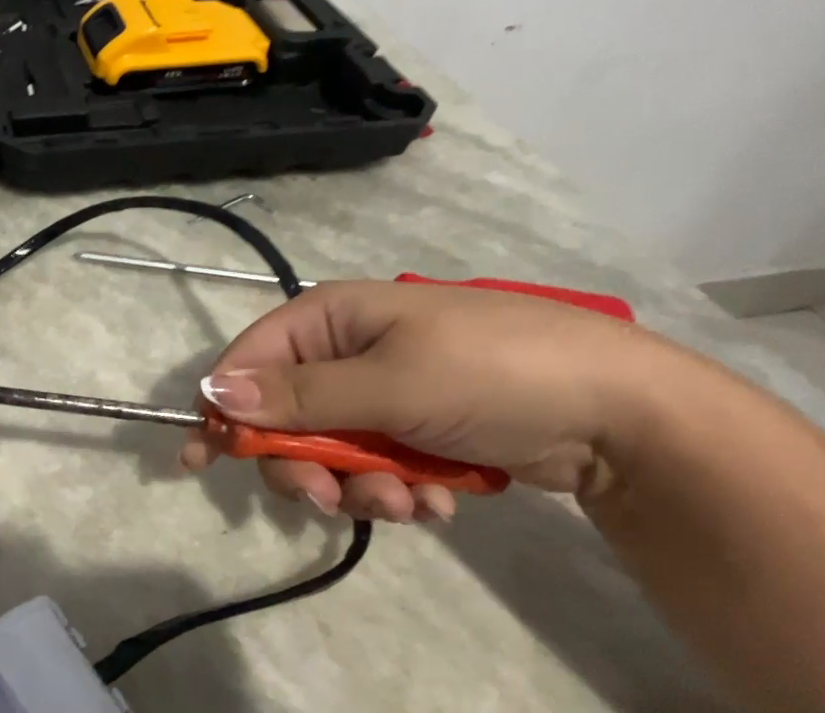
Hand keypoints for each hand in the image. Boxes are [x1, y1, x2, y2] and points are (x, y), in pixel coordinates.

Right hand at [180, 280, 686, 522]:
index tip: (202, 461)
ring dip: (359, 487)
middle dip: (305, 465)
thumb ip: (300, 395)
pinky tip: (437, 505)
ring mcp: (385, 394)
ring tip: (408, 504)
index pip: (250, 361)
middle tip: (327, 499)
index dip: (223, 408)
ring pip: (332, 451)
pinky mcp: (420, 432)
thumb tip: (211, 393)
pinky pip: (378, 469)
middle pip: (286, 415)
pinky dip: (398, 494)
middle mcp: (348, 352)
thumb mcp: (391, 383)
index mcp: (331, 319)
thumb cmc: (491, 373)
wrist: (622, 413)